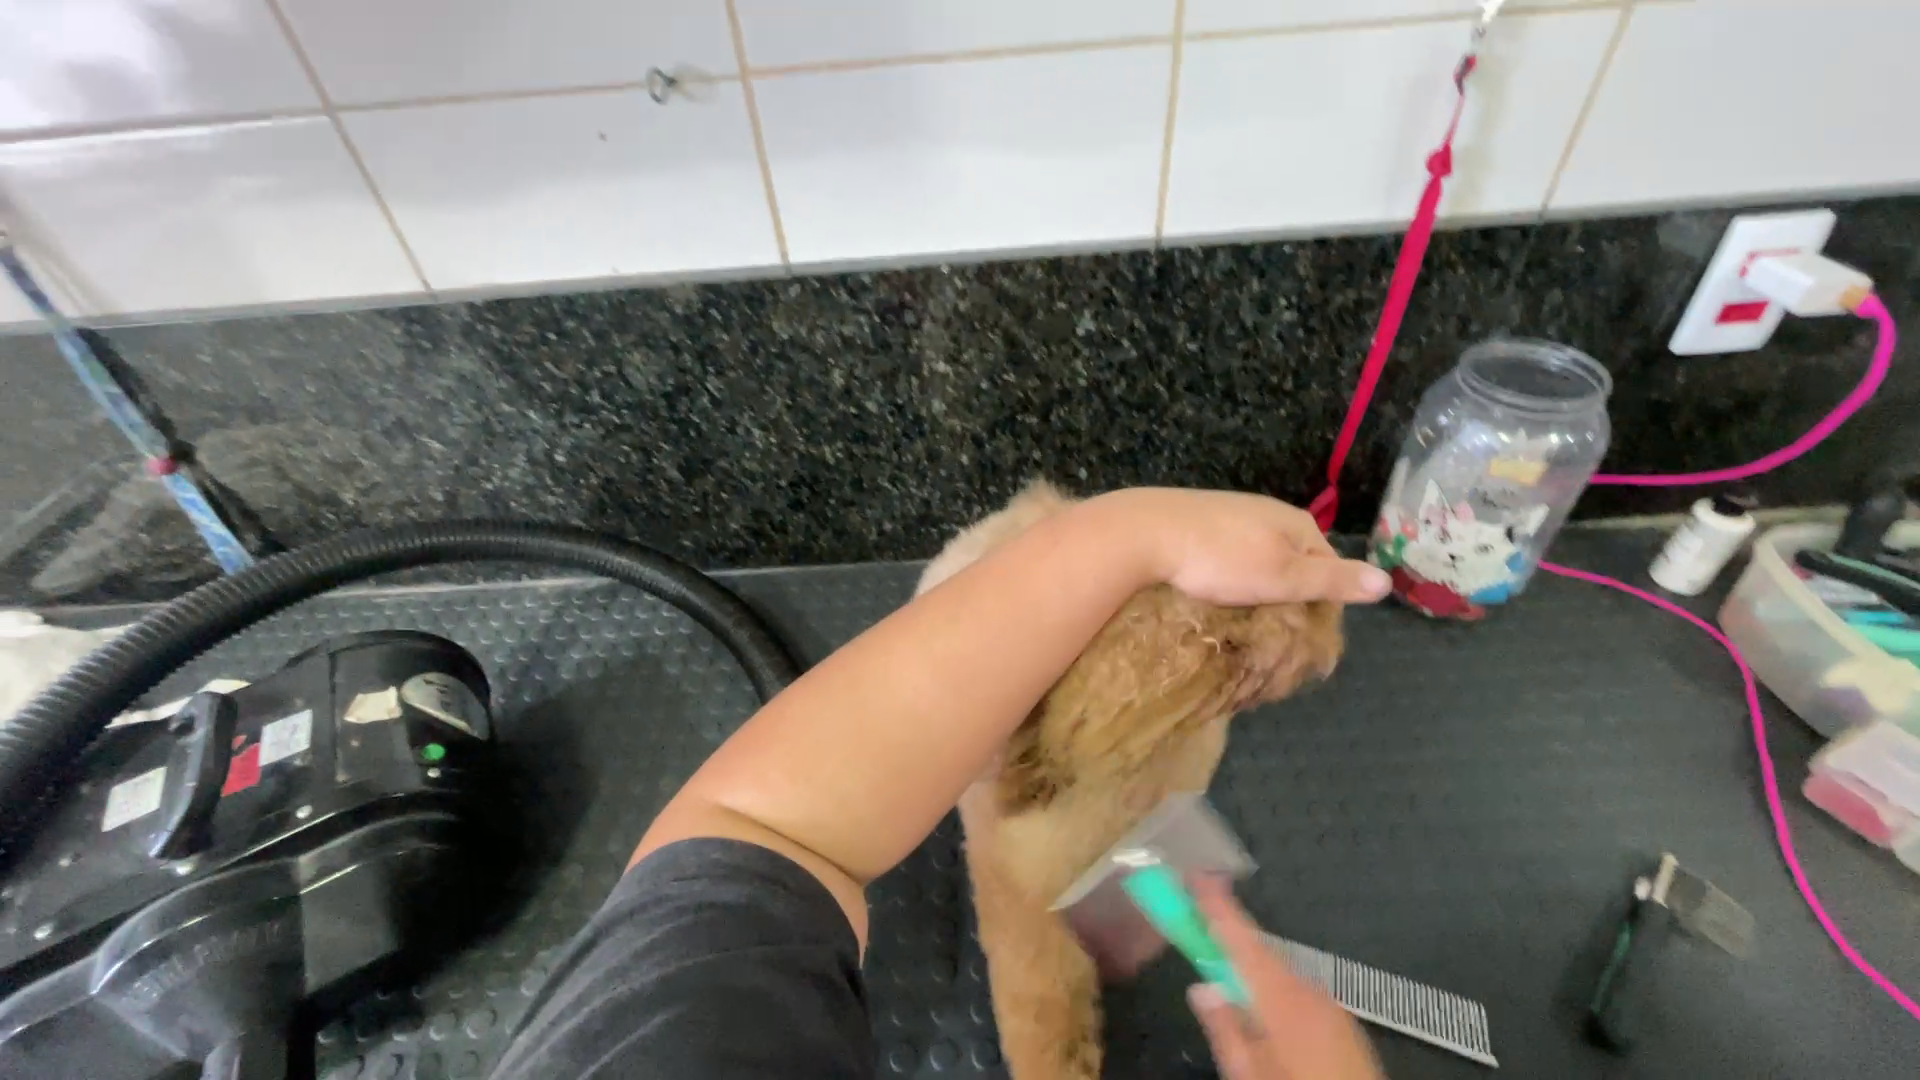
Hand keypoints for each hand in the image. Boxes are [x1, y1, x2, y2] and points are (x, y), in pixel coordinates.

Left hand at [1093, 488, 1391, 606]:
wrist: (1144, 533)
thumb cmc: (1220, 558)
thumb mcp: (1284, 577)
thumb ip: (1333, 580)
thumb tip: (1386, 581)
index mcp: (1296, 522)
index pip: (1328, 564)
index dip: (1321, 598)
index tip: (1302, 630)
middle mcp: (1266, 511)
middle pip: (1291, 557)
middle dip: (1285, 589)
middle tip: (1268, 624)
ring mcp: (1228, 512)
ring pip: (1255, 554)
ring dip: (1252, 581)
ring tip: (1237, 610)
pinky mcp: (1196, 520)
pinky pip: (1223, 551)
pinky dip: (1222, 570)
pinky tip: (1207, 585)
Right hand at [1188, 878, 1384, 1079]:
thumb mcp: (1249, 1075)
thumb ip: (1225, 1029)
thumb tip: (1200, 988)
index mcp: (1280, 999)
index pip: (1241, 939)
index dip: (1217, 905)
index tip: (1196, 874)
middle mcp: (1308, 991)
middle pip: (1259, 952)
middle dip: (1230, 939)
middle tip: (1201, 931)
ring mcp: (1332, 1007)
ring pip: (1280, 974)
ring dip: (1252, 970)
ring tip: (1230, 985)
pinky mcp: (1345, 1026)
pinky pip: (1300, 993)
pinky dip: (1276, 989)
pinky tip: (1269, 1016)